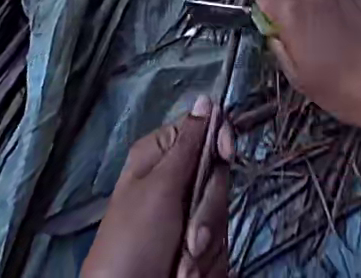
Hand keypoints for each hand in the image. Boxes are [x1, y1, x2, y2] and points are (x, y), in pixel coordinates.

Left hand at [81, 95, 232, 277]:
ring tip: (180, 267)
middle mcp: (175, 183)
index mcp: (160, 157)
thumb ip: (188, 144)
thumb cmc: (134, 242)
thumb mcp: (159, 188)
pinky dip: (207, 267)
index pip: (204, 130)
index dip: (220, 140)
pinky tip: (184, 276)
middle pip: (218, 177)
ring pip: (222, 217)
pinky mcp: (197, 252)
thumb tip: (206, 99)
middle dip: (208, 214)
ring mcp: (187, 219)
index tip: (226, 155)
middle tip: (189, 238)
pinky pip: (221, 249)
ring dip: (206, 248)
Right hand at [253, 0, 360, 133]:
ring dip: (314, 8)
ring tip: (331, 39)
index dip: (265, 9)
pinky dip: (335, 7)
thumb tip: (275, 33)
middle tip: (304, 41)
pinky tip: (348, 32)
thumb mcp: (297, 77)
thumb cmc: (340, 87)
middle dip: (290, 10)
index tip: (276, 29)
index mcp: (290, 8)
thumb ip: (279, 47)